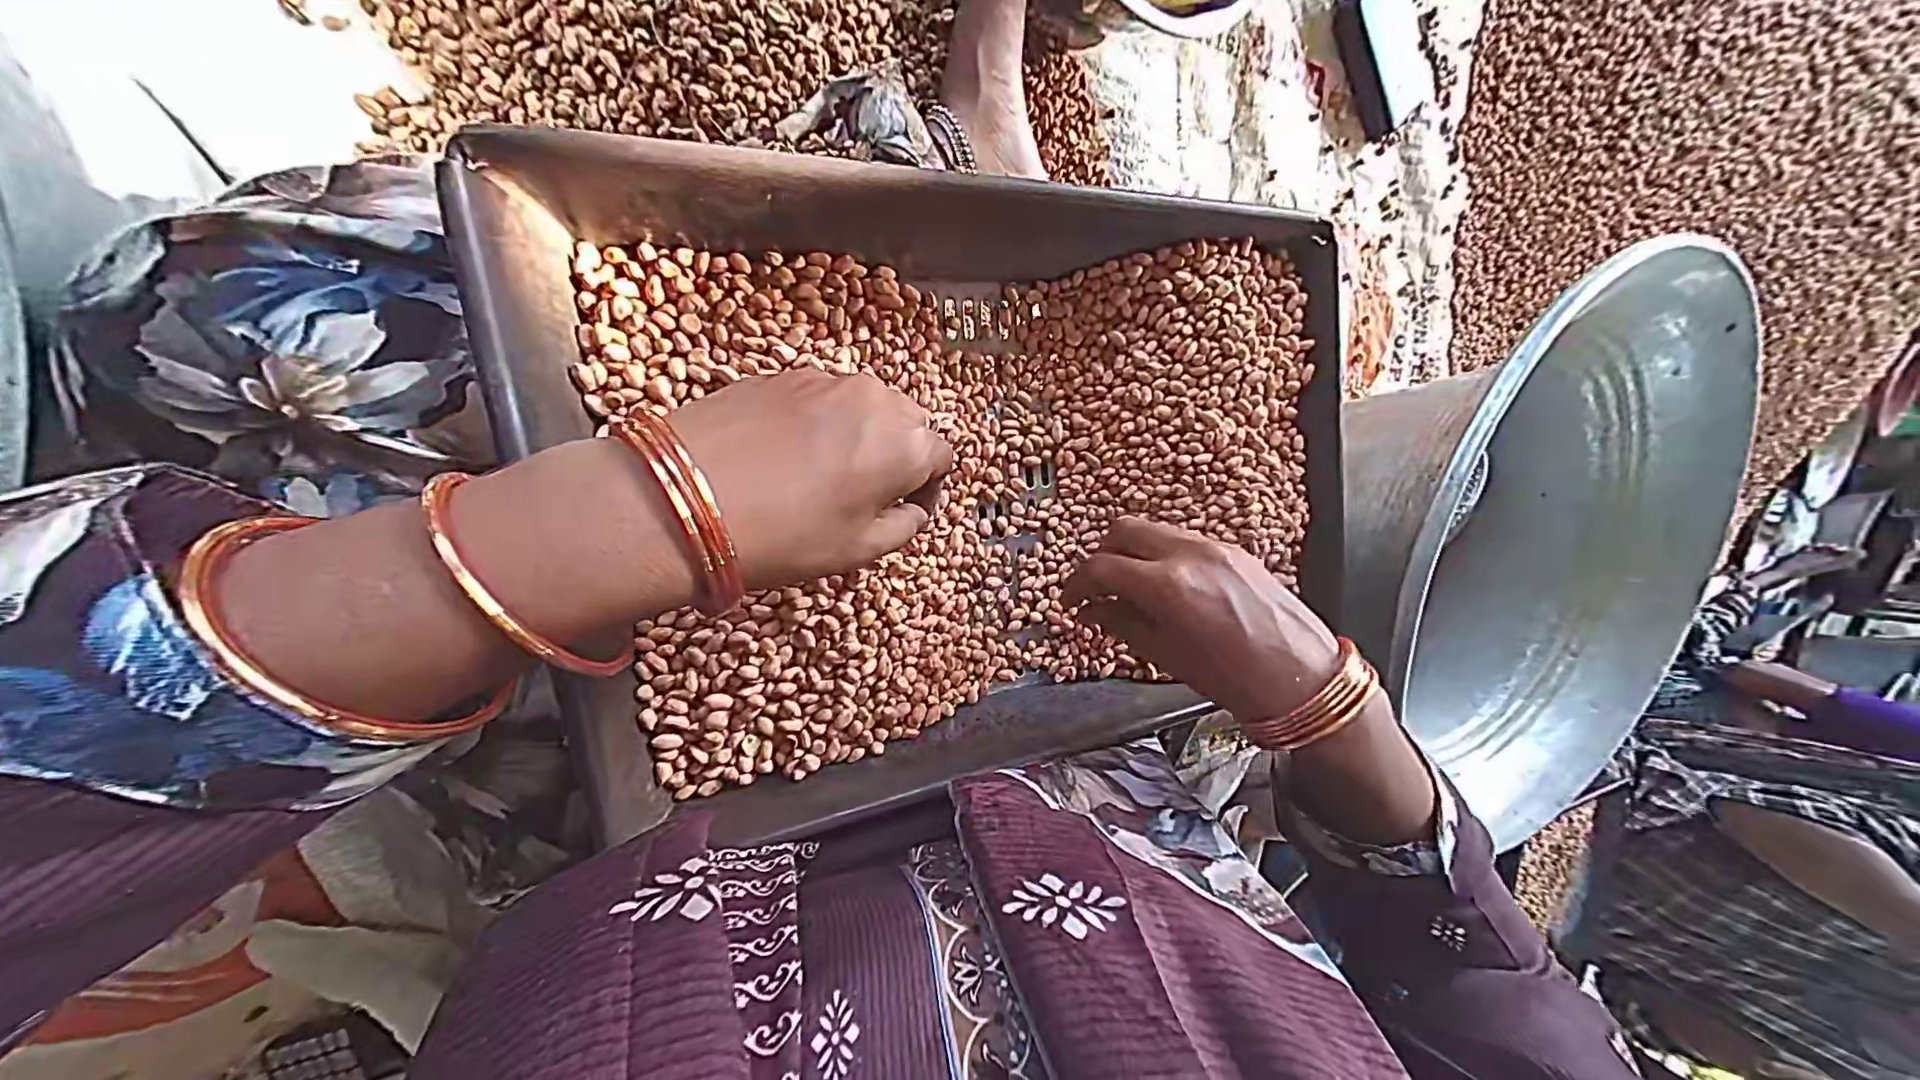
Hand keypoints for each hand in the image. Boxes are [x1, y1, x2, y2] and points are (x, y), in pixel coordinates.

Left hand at [668, 369, 952, 588]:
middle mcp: (874, 399)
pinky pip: (822, 397)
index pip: (942, 456)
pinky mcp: (782, 374)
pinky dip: (820, 421)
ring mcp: (825, 380)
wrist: (682, 502)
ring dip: (859, 435)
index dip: (927, 487)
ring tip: (822, 474)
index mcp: (906, 443)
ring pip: (864, 405)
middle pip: (907, 423)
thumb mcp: (859, 550)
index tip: (904, 508)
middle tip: (865, 493)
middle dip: (897, 455)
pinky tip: (788, 455)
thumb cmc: (782, 534)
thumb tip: (912, 510)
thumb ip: (906, 526)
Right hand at [1061, 517, 1338, 721]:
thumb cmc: (1239, 679)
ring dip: (1131, 551)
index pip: (1102, 567)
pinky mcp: (1234, 551)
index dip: (1077, 584)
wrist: (1304, 681)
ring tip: (1127, 586)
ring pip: (1154, 530)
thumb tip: (1093, 611)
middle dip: (1100, 555)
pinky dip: (1160, 555)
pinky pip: (1183, 540)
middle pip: (1123, 530)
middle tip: (1094, 587)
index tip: (1071, 600)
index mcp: (1169, 586)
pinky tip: (1161, 585)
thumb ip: (1122, 623)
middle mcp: (1191, 554)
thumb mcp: (1165, 655)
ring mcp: (1216, 547)